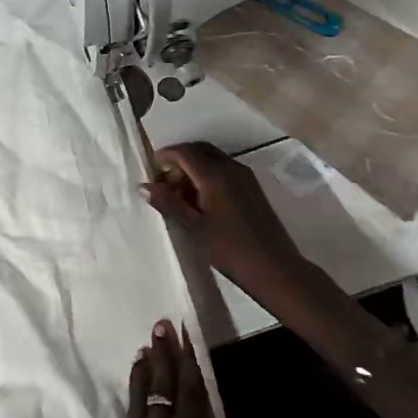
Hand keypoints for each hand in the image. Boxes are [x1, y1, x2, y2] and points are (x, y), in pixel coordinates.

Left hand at [89, 320, 251, 417]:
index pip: (194, 393)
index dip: (191, 361)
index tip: (186, 332)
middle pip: (165, 389)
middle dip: (165, 356)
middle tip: (161, 324)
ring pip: (144, 399)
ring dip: (147, 371)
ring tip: (146, 346)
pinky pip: (133, 417)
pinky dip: (135, 395)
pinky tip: (137, 385)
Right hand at [143, 142, 305, 292]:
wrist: (274, 267)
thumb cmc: (230, 250)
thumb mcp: (194, 228)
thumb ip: (168, 203)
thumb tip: (143, 186)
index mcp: (215, 175)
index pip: (185, 152)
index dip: (166, 155)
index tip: (152, 169)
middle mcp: (231, 167)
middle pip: (200, 149)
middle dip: (180, 158)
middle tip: (164, 179)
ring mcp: (245, 176)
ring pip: (214, 158)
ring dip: (194, 166)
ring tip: (179, 192)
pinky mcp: (252, 186)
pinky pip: (225, 168)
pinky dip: (208, 174)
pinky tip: (201, 199)